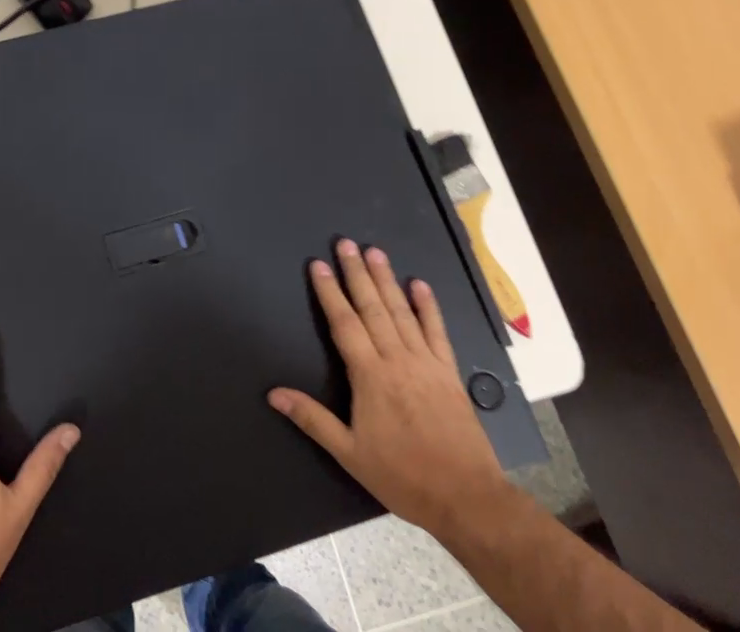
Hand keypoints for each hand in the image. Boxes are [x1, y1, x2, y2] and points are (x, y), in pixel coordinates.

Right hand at [268, 239, 509, 536]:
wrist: (465, 496)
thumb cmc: (402, 476)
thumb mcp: (349, 452)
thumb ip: (312, 419)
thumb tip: (274, 394)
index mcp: (371, 377)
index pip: (344, 324)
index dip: (329, 293)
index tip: (317, 265)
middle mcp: (398, 361)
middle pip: (373, 308)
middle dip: (356, 274)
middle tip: (345, 243)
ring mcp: (427, 364)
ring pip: (402, 312)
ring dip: (387, 280)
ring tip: (375, 252)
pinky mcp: (449, 373)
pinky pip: (437, 332)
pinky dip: (428, 307)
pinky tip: (420, 285)